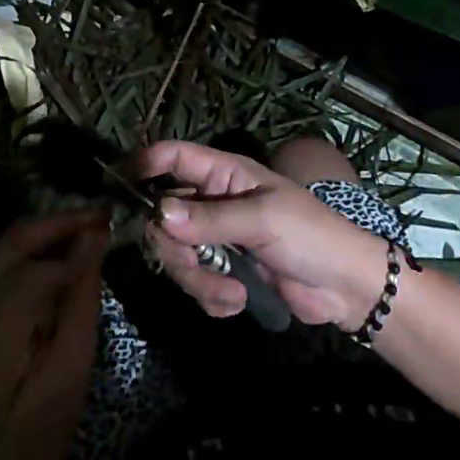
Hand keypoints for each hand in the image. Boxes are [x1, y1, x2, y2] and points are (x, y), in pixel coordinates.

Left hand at [0, 209, 107, 456]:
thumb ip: (83, 288)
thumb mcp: (78, 352)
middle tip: (95, 216)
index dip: (71, 242)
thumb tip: (96, 234)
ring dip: (37, 242)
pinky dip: (18, 265)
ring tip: (76, 234)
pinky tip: (47, 265)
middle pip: (5, 249)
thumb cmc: (51, 410)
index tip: (106, 225)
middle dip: (53, 225)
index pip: (31, 269)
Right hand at [128, 141, 388, 330]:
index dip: (144, 164)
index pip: (174, 156)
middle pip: (163, 217)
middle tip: (199, 266)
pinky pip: (194, 283)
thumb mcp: (263, 219)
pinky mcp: (222, 271)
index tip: (116, 187)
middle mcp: (213, 201)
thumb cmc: (310, 235)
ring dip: (198, 280)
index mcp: (226, 173)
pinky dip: (211, 297)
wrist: (343, 287)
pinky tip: (238, 303)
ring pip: (175, 256)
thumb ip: (210, 218)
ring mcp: (216, 237)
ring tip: (232, 293)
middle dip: (177, 249)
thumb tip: (157, 213)